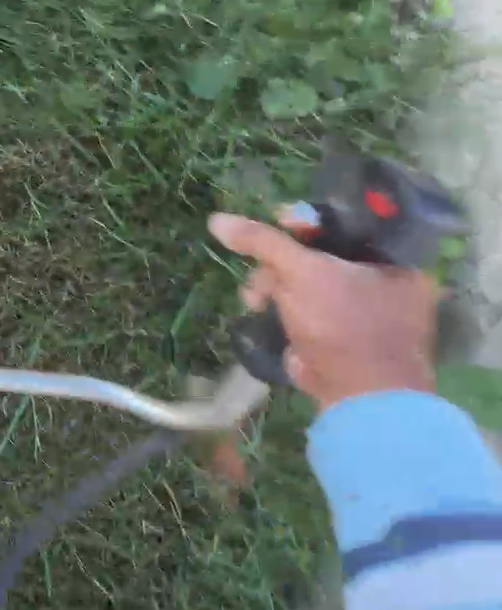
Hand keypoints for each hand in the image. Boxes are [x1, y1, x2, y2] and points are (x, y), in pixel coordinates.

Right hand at [210, 212, 439, 408]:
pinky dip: (276, 302)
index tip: (277, 223)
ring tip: (256, 300)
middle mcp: (381, 283)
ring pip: (297, 276)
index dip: (306, 222)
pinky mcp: (334, 327)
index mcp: (393, 265)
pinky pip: (297, 300)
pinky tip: (260, 310)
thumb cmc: (344, 323)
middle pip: (312, 252)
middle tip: (262, 272)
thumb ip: (262, 241)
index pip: (344, 227)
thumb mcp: (302, 272)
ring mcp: (357, 308)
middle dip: (276, 262)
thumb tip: (216, 219)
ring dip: (268, 284)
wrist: (356, 390)